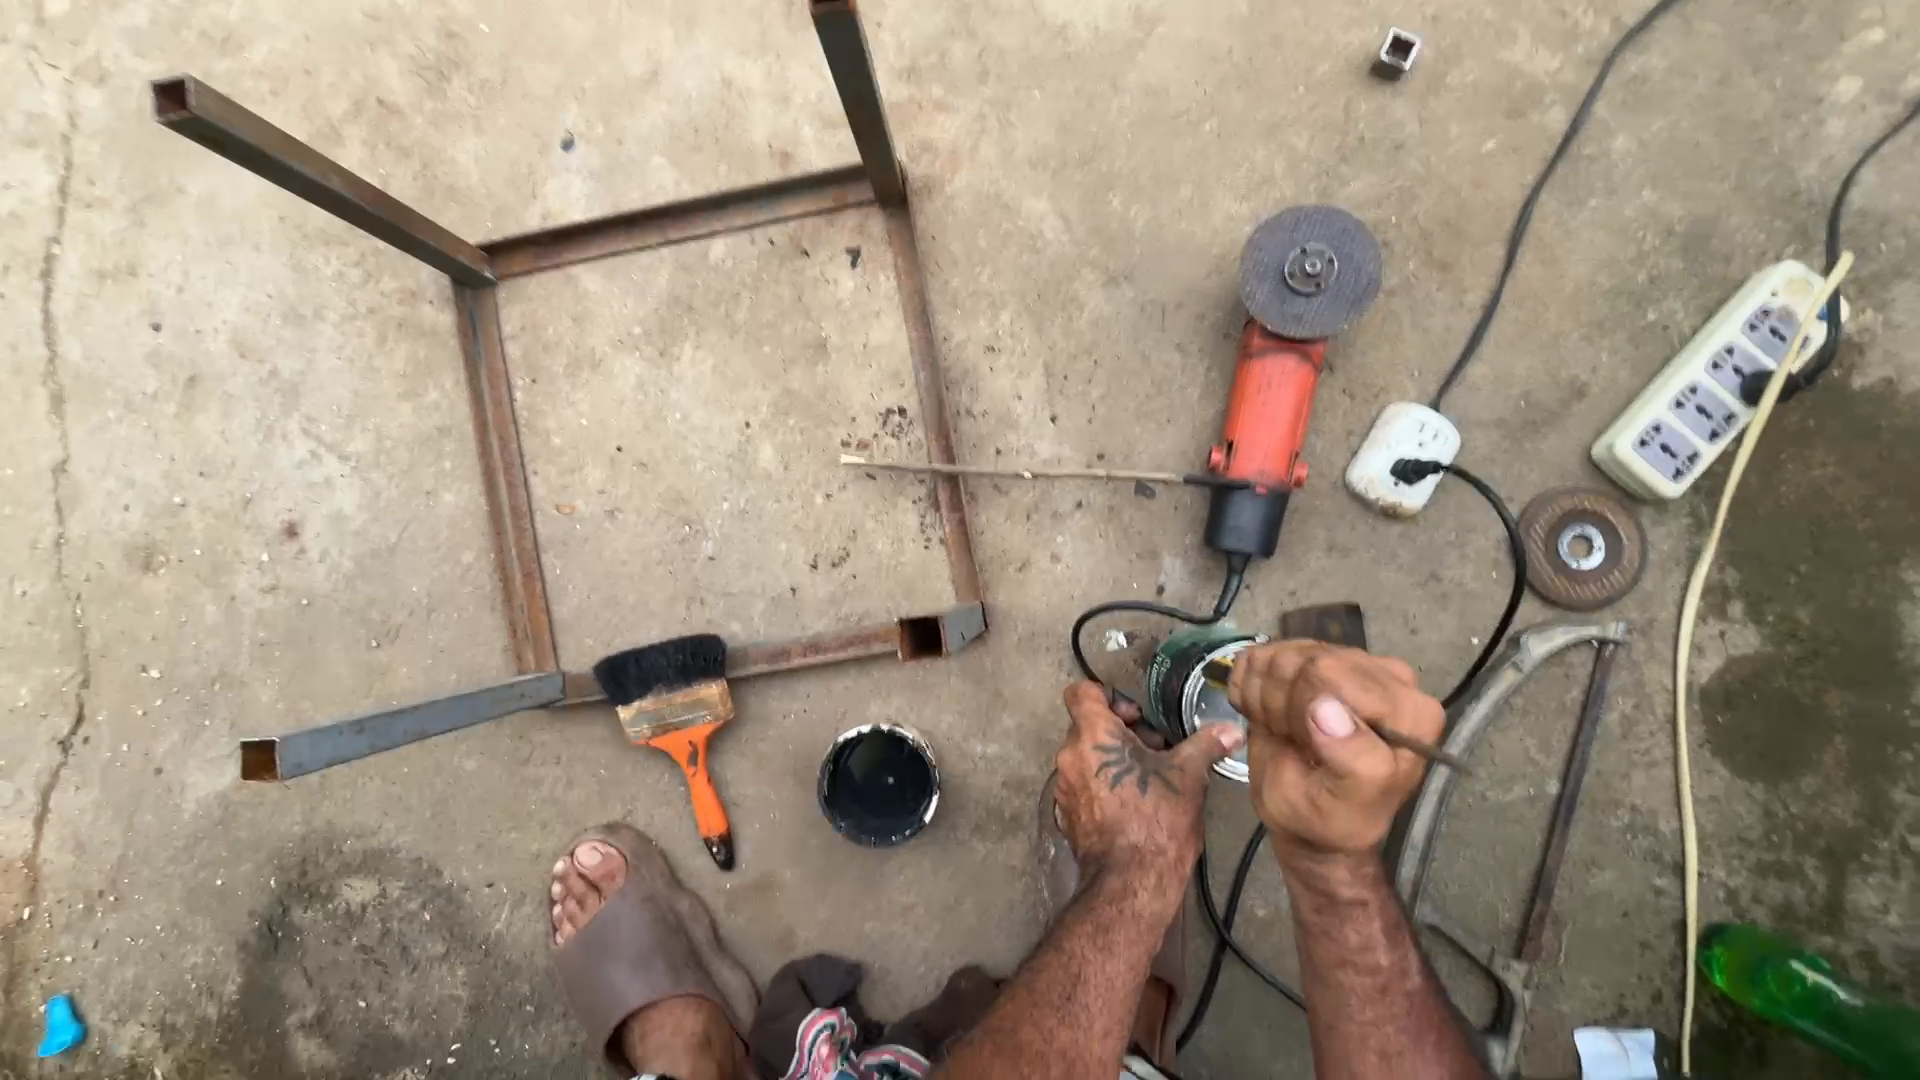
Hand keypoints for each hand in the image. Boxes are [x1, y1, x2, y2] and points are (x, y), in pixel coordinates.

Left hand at [1053, 682, 1242, 893]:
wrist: (1130, 882)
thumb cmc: (1157, 820)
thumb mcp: (1187, 777)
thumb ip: (1206, 745)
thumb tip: (1233, 729)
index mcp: (1091, 735)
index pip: (1081, 692)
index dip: (1107, 696)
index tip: (1136, 717)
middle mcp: (1069, 756)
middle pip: (1088, 726)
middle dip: (1122, 733)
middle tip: (1156, 750)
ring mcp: (1064, 788)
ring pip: (1086, 757)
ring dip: (1114, 759)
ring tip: (1151, 779)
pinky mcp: (1067, 815)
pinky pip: (1084, 785)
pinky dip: (1104, 785)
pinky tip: (1135, 804)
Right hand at [1226, 643, 1443, 866]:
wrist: (1302, 813)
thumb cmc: (1329, 814)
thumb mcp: (1346, 803)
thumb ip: (1352, 759)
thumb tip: (1326, 709)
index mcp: (1409, 711)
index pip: (1331, 674)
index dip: (1302, 708)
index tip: (1306, 746)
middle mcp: (1387, 677)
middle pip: (1307, 660)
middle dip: (1283, 703)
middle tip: (1291, 739)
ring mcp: (1346, 661)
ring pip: (1281, 655)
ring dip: (1265, 697)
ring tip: (1281, 729)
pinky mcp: (1311, 656)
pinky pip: (1261, 654)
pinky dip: (1250, 686)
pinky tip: (1267, 713)